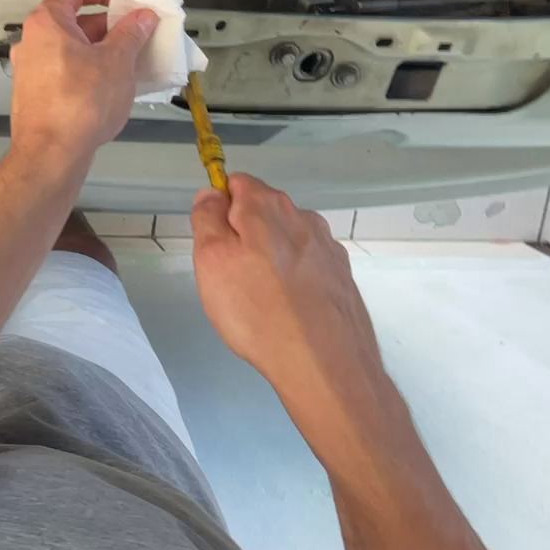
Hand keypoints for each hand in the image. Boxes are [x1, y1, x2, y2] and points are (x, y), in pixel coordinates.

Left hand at [8, 0, 157, 160]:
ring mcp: (32, 69)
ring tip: (133, 62)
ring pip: (71, 49)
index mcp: (47, 23)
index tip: (125, 1)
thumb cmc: (78, 104)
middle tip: (138, 34)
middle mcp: (33, 42)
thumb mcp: (116, 62)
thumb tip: (142, 18)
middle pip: (73, 20)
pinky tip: (114, 87)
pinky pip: (66, 71)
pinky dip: (89, 72)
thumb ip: (131, 34)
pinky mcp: (37, 93)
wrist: (51, 154)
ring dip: (102, 51)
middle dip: (109, 25)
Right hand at [190, 174, 391, 422]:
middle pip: (262, 211)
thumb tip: (211, 194)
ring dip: (269, 256)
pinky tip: (287, 309)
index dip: (218, 207)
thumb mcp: (210, 259)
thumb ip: (207, 218)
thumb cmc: (256, 309)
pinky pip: (306, 265)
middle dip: (243, 233)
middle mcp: (303, 217)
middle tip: (230, 275)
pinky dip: (293, 278)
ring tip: (260, 297)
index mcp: (267, 206)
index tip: (213, 242)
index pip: (236, 183)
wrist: (325, 366)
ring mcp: (327, 248)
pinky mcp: (343, 278)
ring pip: (284, 238)